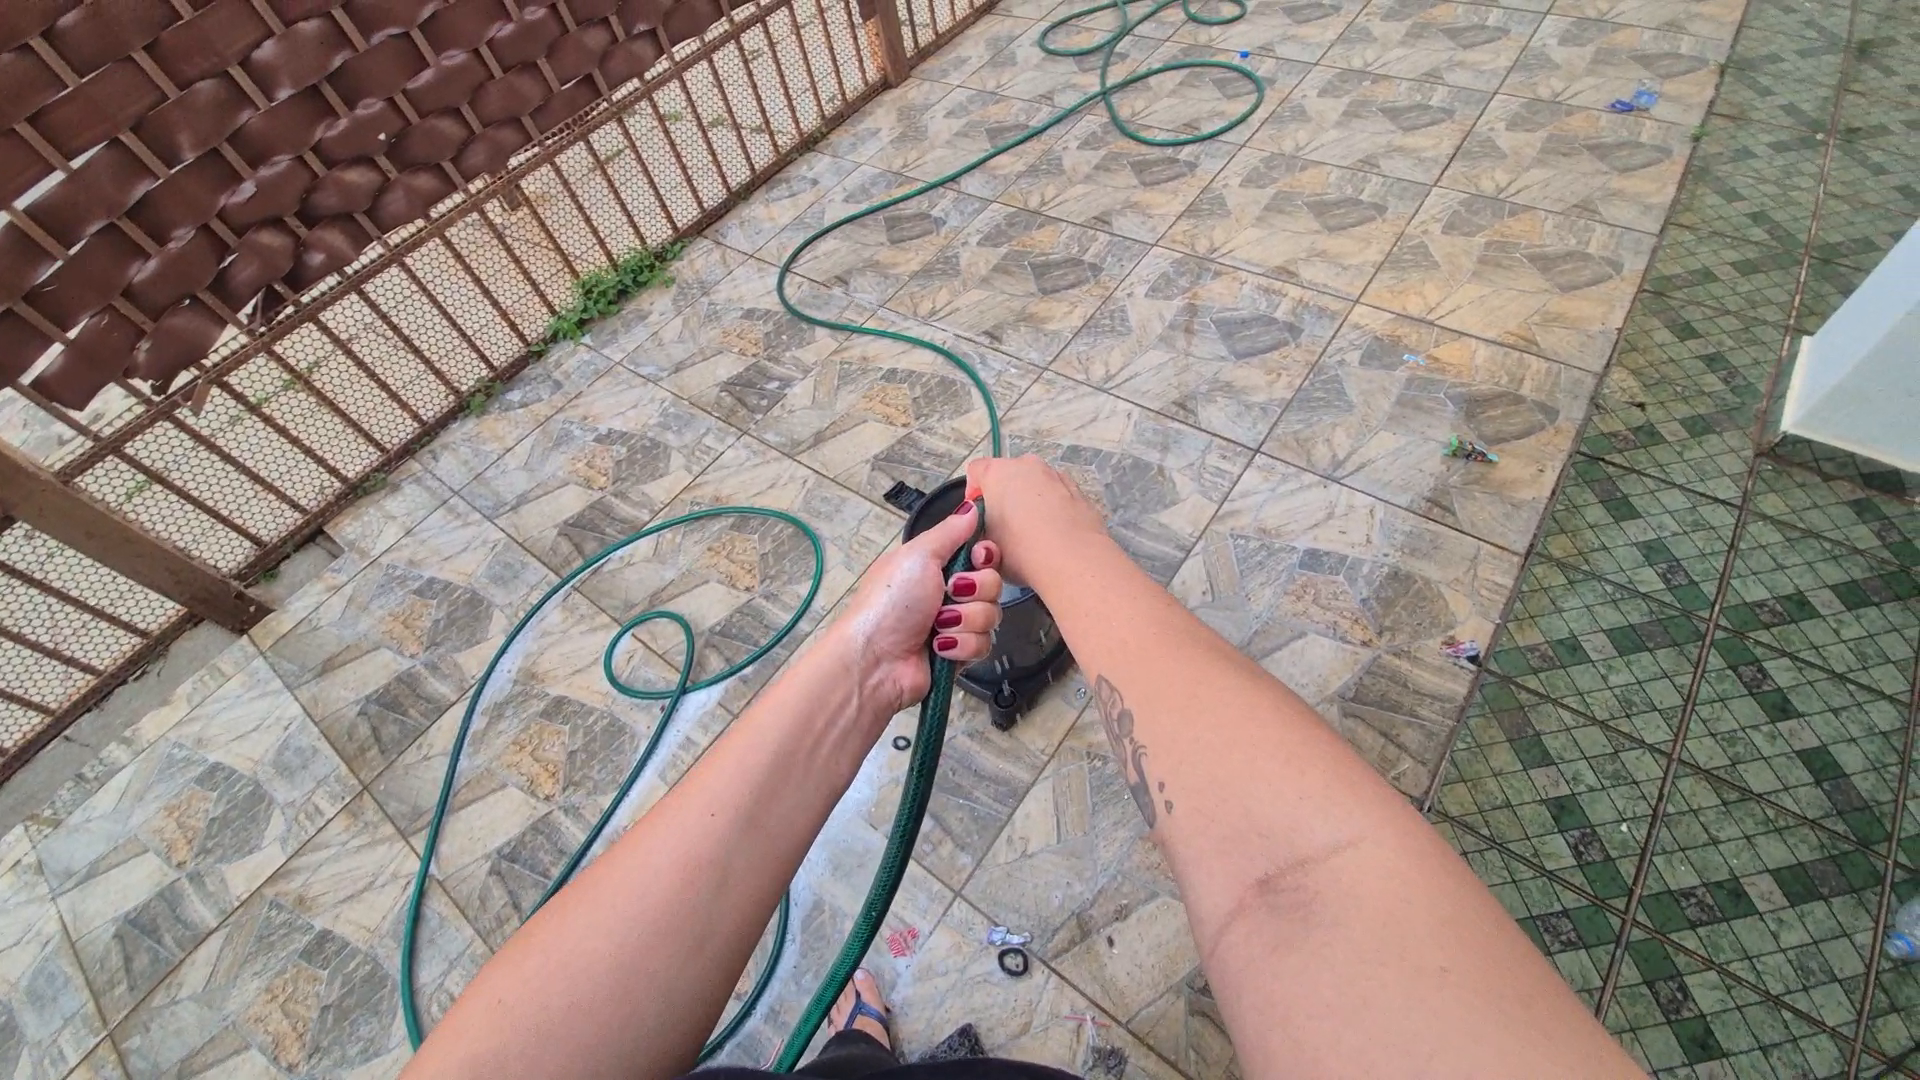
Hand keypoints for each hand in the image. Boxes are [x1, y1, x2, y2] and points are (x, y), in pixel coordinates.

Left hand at [830, 500, 1002, 716]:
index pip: (983, 555)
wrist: (875, 659)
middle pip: (993, 584)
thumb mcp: (918, 555)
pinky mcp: (960, 655)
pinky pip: (983, 645)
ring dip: (965, 620)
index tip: (979, 557)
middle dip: (975, 590)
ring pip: (991, 616)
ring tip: (937, 626)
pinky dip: (962, 646)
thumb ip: (950, 532)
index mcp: (937, 566)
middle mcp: (949, 593)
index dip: (987, 556)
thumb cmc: (891, 601)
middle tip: (950, 593)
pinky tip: (939, 648)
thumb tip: (972, 506)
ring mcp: (956, 626)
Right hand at [963, 456, 1109, 589]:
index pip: (975, 471)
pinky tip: (1053, 536)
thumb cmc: (1022, 551)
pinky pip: (1057, 497)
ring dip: (1029, 502)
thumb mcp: (984, 547)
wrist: (1074, 560)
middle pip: (1007, 476)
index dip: (973, 495)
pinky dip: (1052, 510)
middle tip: (1002, 529)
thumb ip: (980, 532)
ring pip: (1035, 485)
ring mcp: (1056, 475)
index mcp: (998, 473)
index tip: (977, 518)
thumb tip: (984, 534)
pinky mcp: (1079, 492)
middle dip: (1002, 498)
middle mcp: (1028, 465)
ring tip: (1031, 535)